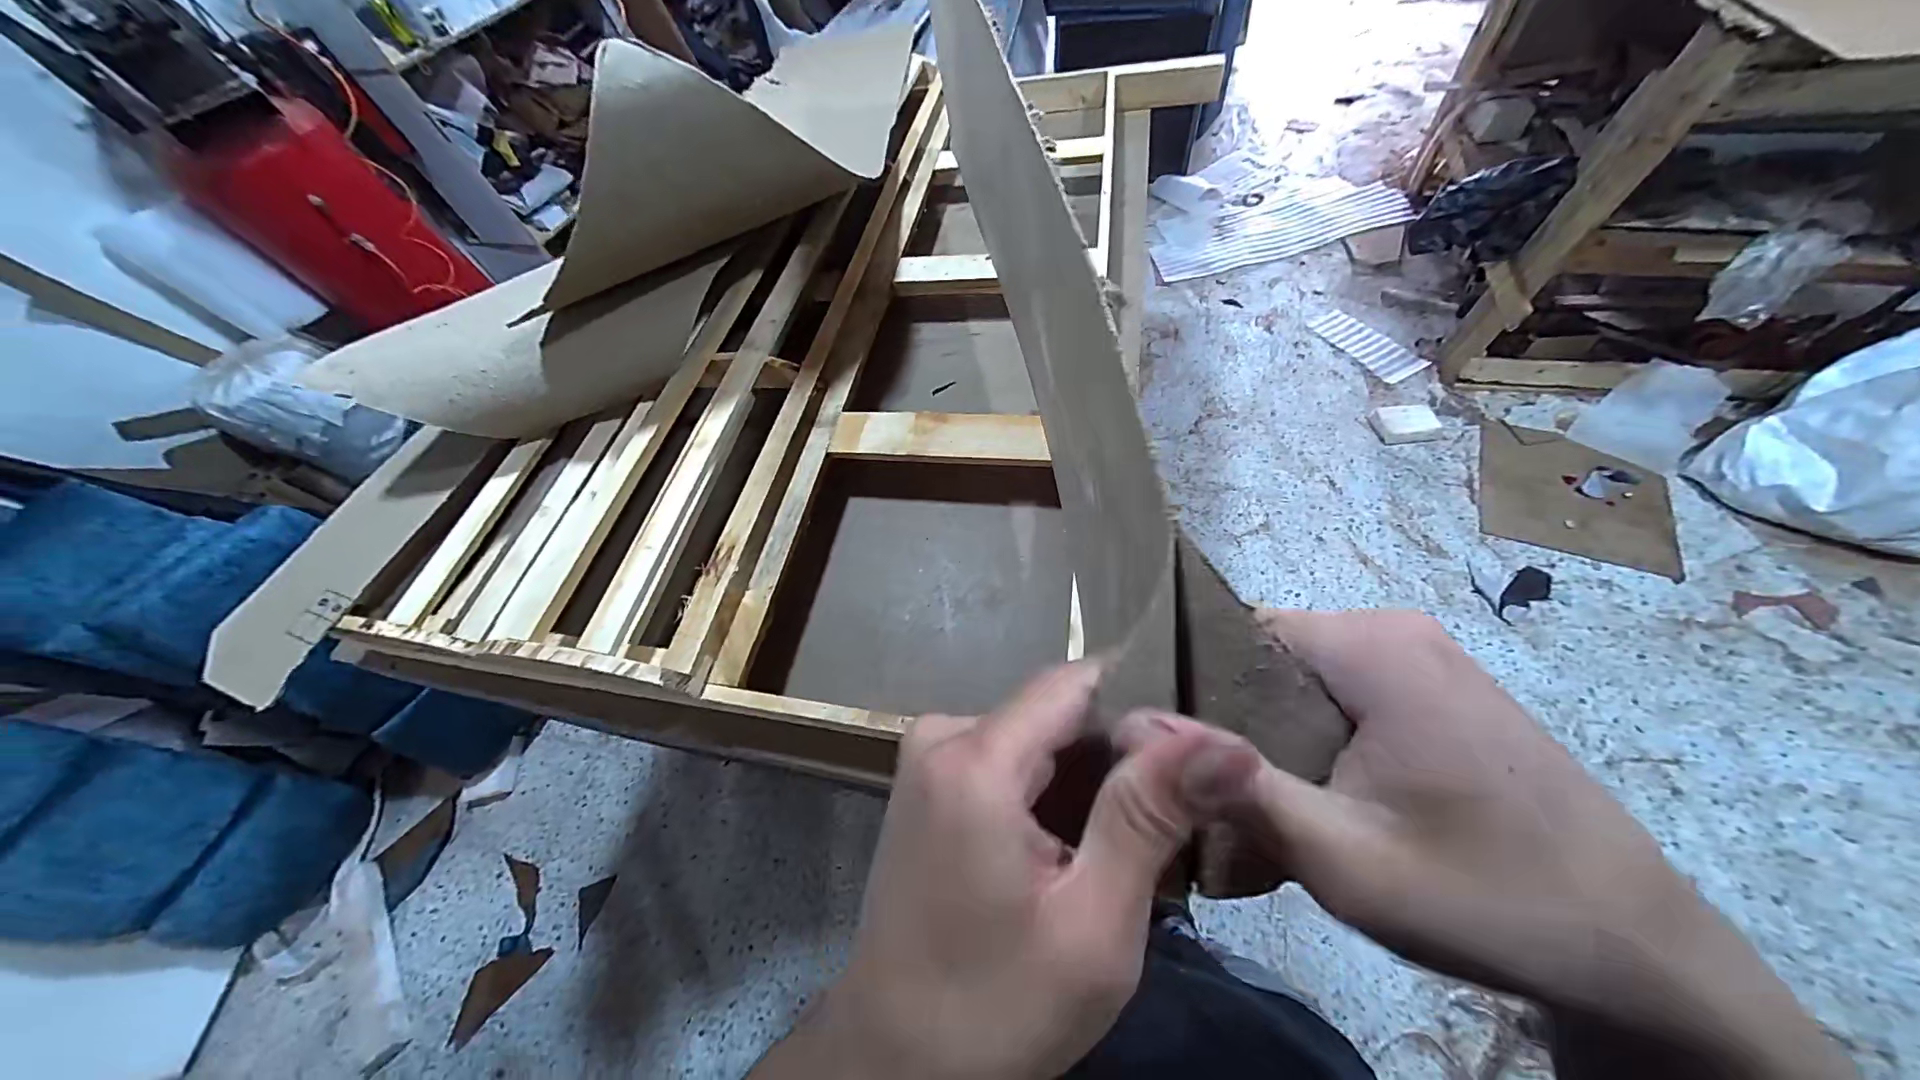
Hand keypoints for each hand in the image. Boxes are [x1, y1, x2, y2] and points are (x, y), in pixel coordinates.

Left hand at [751, 661, 1227, 1079]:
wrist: (893, 1058)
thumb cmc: (995, 1006)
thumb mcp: (1092, 923)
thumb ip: (1148, 817)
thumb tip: (1222, 742)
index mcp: (975, 758)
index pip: (1077, 683)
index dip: (1144, 711)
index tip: (1195, 759)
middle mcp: (942, 736)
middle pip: (1056, 710)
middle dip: (1120, 754)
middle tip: (1175, 817)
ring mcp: (929, 758)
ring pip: (1036, 735)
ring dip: (1087, 778)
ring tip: (1131, 837)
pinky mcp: (929, 784)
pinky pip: (1007, 758)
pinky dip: (1050, 791)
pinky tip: (1076, 843)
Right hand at [1119, 610, 1852, 1079]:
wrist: (1640, 951)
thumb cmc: (1488, 897)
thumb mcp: (1343, 857)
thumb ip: (1236, 787)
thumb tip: (1130, 725)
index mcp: (1369, 644)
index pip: (1230, 631)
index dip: (1186, 687)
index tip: (1163, 752)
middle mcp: (1391, 629)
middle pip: (1259, 657)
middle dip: (1225, 724)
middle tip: (1209, 796)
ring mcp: (1416, 656)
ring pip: (1292, 680)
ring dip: (1263, 739)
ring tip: (1253, 806)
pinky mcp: (1430, 687)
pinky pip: (1333, 694)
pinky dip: (1304, 741)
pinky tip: (1309, 799)